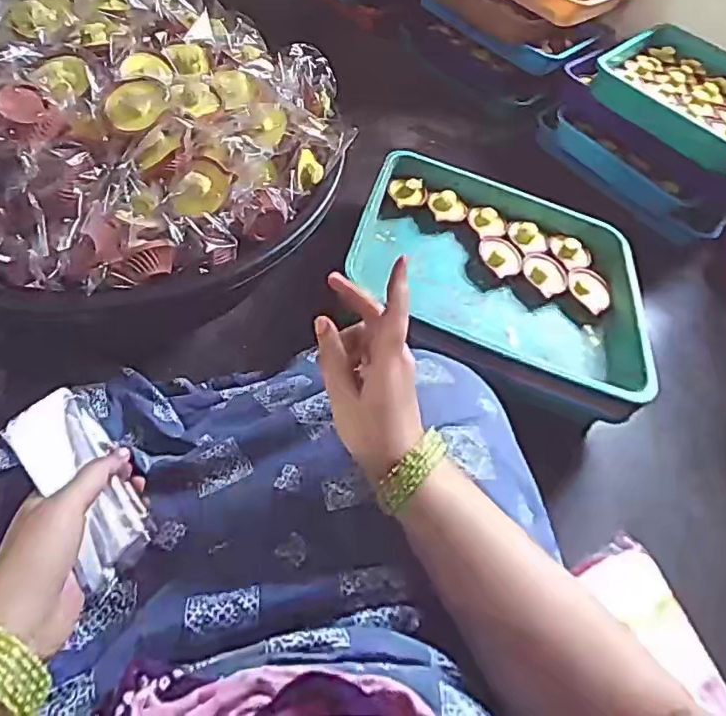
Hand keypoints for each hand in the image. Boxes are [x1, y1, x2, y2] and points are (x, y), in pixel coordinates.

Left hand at [0, 449, 145, 657]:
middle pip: (92, 492)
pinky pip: (109, 542)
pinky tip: (142, 523)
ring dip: (124, 505)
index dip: (101, 461)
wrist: (25, 624)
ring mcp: (70, 545)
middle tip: (139, 479)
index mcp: (43, 500)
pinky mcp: (84, 569)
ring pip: (103, 516)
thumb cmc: (39, 556)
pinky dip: (125, 532)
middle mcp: (56, 519)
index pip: (75, 470)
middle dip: (117, 482)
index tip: (127, 456)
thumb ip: (92, 476)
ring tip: (144, 498)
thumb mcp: (63, 506)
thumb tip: (121, 452)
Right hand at [315, 257, 426, 479]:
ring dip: (348, 341)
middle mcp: (398, 353)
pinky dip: (355, 355)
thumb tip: (323, 322)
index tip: (402, 259)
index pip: (393, 311)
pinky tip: (343, 376)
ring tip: (332, 371)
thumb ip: (331, 356)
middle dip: (353, 300)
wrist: (401, 466)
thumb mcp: (341, 395)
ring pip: (370, 336)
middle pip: (375, 317)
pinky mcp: (396, 374)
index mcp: (387, 356)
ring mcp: (399, 363)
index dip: (397, 283)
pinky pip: (373, 351)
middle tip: (330, 282)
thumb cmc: (371, 432)